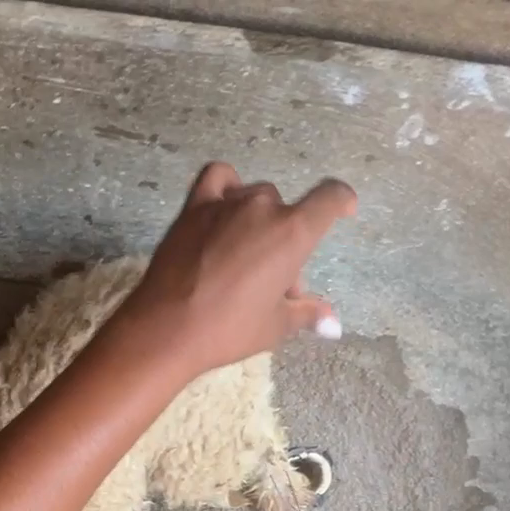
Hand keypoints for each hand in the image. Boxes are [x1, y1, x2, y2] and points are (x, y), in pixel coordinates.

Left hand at [110, 162, 355, 375]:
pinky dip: (227, 186)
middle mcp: (262, 208)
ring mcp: (225, 204)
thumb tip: (334, 325)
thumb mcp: (274, 327)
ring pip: (253, 199)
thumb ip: (306, 314)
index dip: (341, 201)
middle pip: (285, 213)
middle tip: (269, 285)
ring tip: (243, 260)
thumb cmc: (226, 331)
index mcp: (292, 233)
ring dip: (256, 223)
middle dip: (283, 245)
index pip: (330, 199)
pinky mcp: (192, 209)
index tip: (344, 209)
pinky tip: (223, 208)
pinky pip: (217, 179)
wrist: (165, 331)